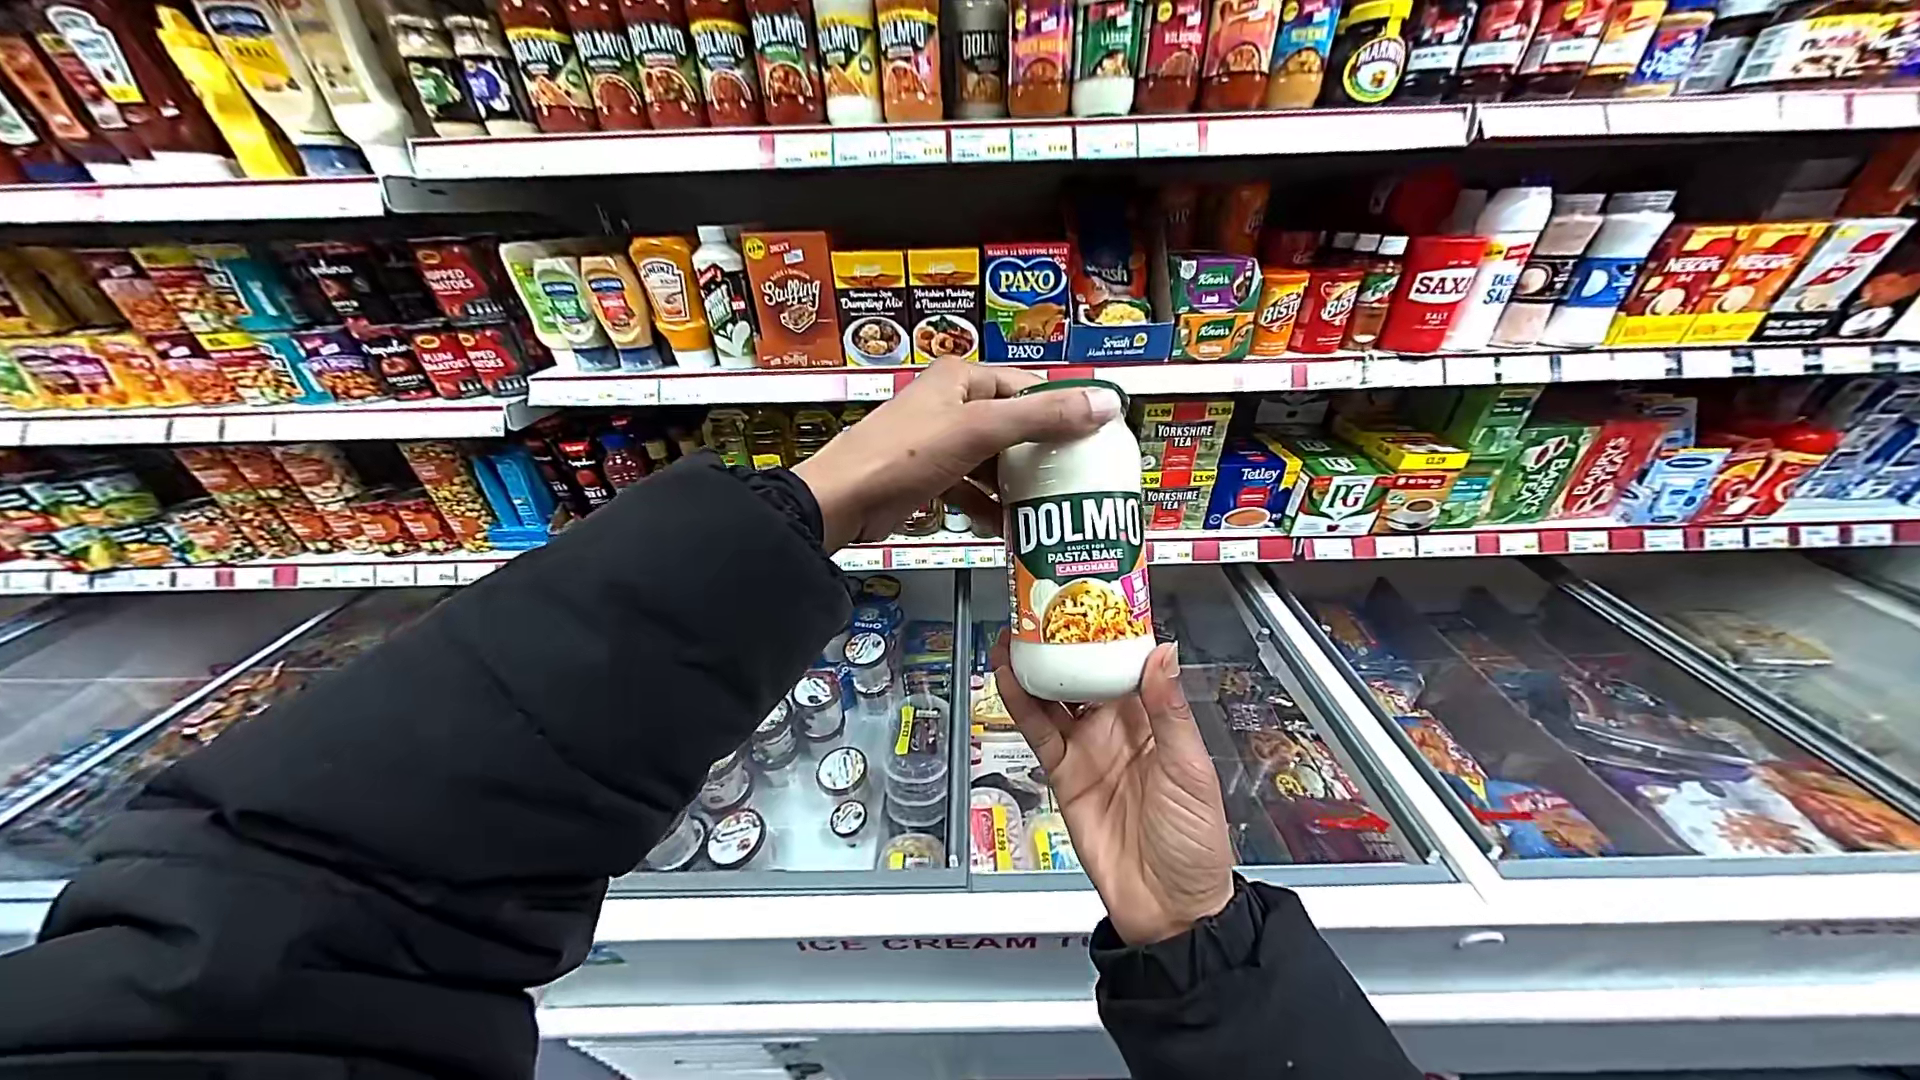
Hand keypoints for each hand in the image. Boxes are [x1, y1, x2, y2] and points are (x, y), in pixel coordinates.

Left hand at [791, 359, 1122, 550]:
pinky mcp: (931, 476)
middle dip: (1041, 454)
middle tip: (1075, 478)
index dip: (1062, 411)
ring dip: (1016, 484)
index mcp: (962, 379)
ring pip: (994, 460)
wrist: (844, 503)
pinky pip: (972, 487)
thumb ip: (1042, 417)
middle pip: (1013, 426)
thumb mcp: (978, 430)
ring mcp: (940, 442)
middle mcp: (952, 404)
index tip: (1093, 440)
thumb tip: (1105, 403)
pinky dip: (989, 504)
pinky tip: (1007, 524)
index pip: (1028, 387)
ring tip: (1048, 505)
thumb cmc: (903, 455)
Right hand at [994, 637, 1235, 945]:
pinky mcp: (1062, 771)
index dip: (1107, 634)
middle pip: (1083, 674)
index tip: (1091, 602)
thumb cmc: (1194, 840)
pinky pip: (1038, 731)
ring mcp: (1086, 746)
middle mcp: (1115, 726)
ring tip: (1015, 638)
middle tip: (1041, 613)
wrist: (1166, 905)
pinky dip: (1021, 705)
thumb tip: (1161, 653)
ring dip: (1034, 668)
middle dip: (1062, 645)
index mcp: (1152, 718)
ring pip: (1053, 697)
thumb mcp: (1188, 770)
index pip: (1125, 664)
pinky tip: (1008, 681)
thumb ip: (1168, 712)